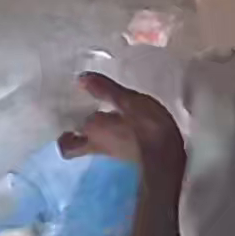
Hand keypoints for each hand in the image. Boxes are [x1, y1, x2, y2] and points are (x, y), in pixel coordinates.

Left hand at [59, 72, 186, 182]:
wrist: (165, 157)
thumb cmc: (146, 126)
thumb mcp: (128, 101)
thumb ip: (105, 90)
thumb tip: (80, 78)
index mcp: (92, 129)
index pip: (71, 129)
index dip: (71, 121)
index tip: (71, 111)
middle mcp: (96, 144)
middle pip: (72, 148)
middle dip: (70, 139)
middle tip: (72, 128)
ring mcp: (112, 153)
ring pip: (92, 147)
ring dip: (93, 137)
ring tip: (103, 122)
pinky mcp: (127, 157)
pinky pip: (111, 147)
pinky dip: (112, 139)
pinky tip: (124, 129)